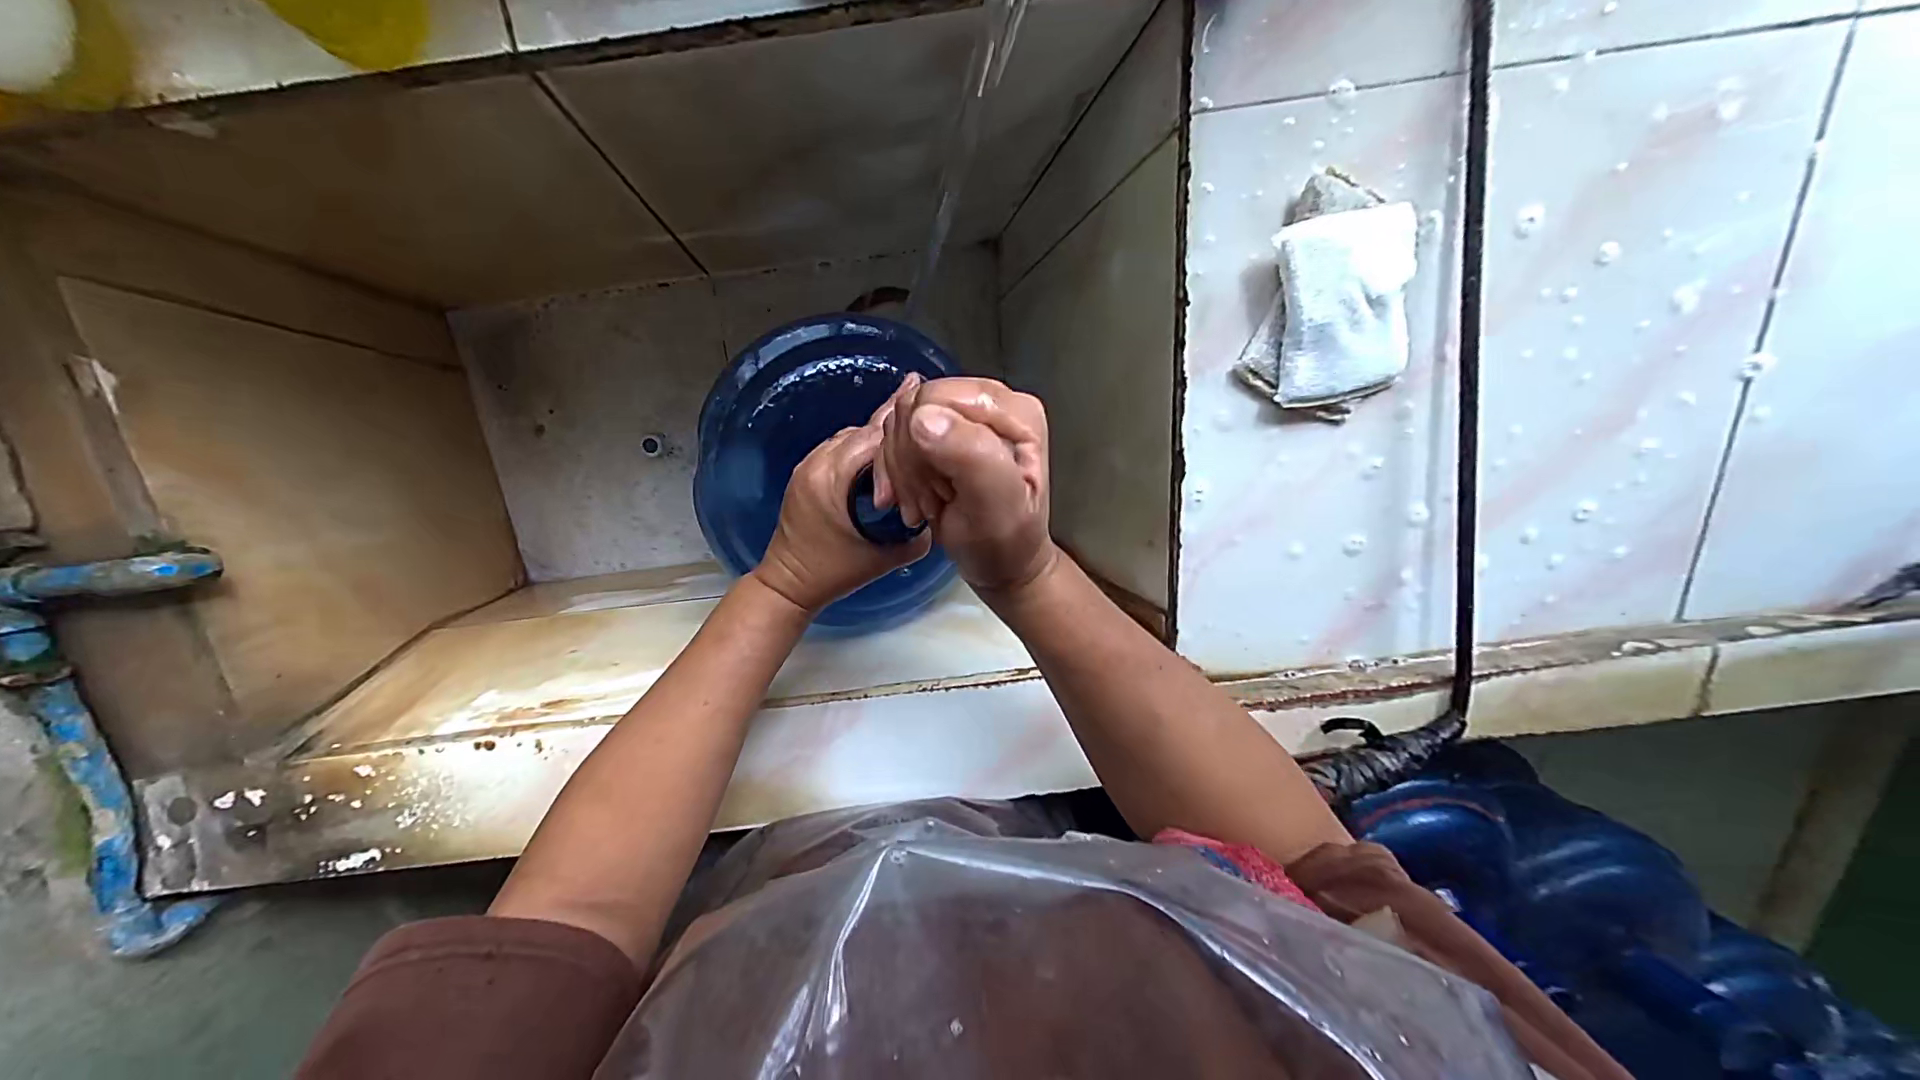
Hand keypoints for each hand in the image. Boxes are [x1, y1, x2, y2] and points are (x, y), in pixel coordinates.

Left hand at [752, 422, 932, 614]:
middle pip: (864, 431)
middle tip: (918, 463)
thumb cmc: (834, 573)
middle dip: (894, 444)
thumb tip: (939, 513)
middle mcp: (816, 462)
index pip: (876, 438)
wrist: (789, 585)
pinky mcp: (804, 472)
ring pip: (851, 437)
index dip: (906, 445)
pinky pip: (839, 449)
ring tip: (899, 469)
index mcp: (831, 477)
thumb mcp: (885, 559)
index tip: (925, 463)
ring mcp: (807, 464)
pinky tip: (877, 475)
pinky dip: (860, 455)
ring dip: (876, 447)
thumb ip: (918, 537)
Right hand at [870, 376, 1056, 595]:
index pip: (936, 398)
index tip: (938, 492)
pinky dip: (895, 475)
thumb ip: (970, 455)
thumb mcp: (997, 503)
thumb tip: (924, 418)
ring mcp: (962, 418)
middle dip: (910, 462)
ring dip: (902, 473)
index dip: (921, 444)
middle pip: (913, 407)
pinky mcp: (942, 433)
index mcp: (1012, 411)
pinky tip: (913, 502)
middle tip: (932, 501)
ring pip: (899, 423)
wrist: (1002, 564)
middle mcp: (987, 404)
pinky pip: (895, 438)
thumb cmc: (1006, 540)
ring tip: (927, 505)